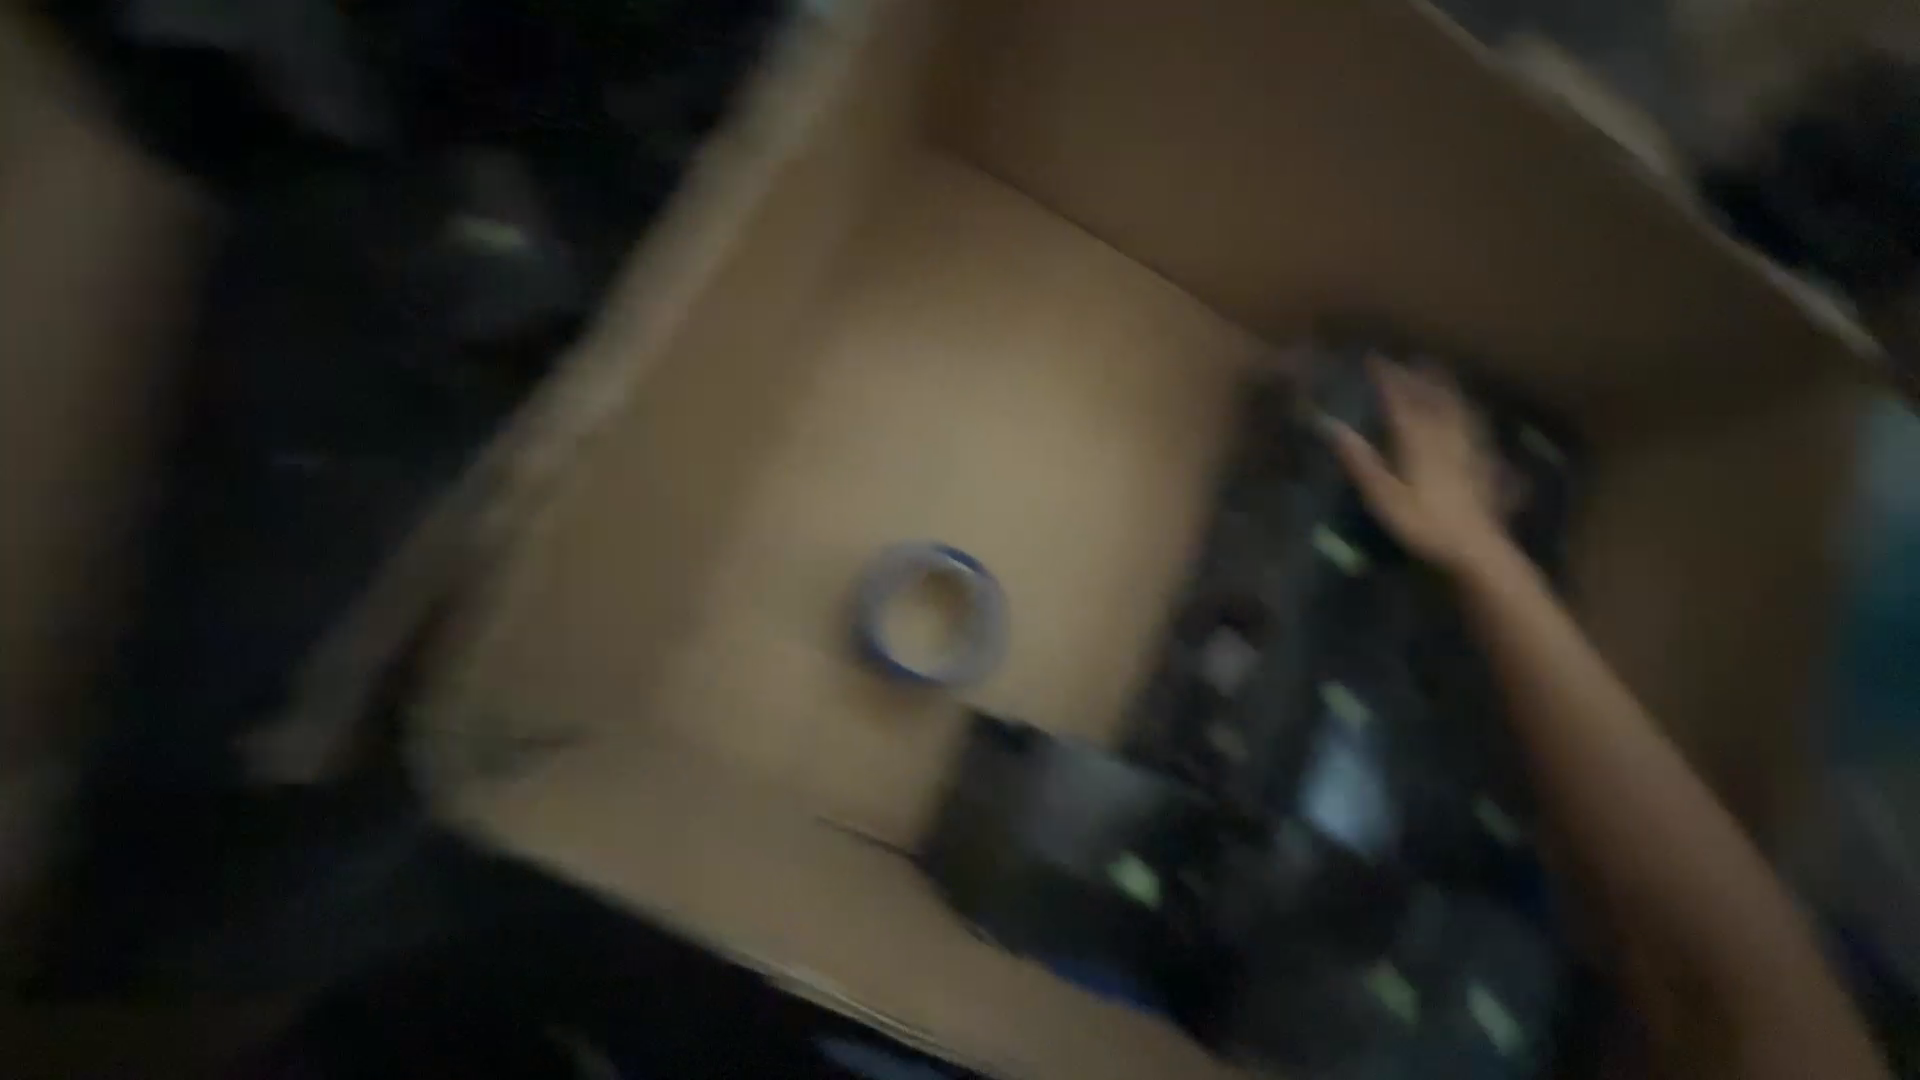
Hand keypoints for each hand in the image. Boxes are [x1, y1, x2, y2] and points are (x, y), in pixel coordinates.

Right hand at [1321, 356, 1509, 570]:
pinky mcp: (1482, 466)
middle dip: (1418, 377)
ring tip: (1439, 374)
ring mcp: (1468, 450)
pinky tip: (1469, 414)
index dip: (1387, 379)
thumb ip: (1360, 460)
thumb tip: (1331, 427)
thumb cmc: (1422, 524)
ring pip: (1456, 409)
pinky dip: (1466, 413)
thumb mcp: (1383, 495)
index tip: (1374, 360)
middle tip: (1408, 360)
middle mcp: (1445, 438)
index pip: (1400, 401)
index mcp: (1418, 442)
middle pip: (1432, 399)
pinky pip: (1474, 428)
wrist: (1476, 549)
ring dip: (1445, 388)